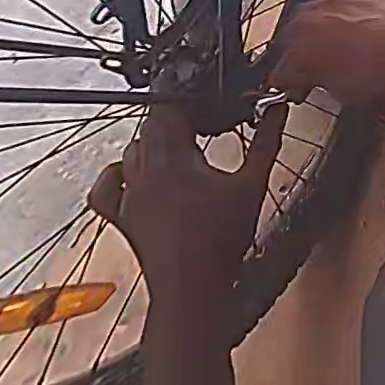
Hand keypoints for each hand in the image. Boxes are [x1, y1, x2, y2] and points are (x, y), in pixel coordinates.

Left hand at [87, 104, 285, 307]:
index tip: (208, 96)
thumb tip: (279, 107)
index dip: (187, 97)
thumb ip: (266, 140)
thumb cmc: (224, 237)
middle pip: (151, 126)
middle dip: (176, 115)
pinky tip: (136, 170)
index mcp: (175, 160)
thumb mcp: (253, 183)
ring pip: (133, 148)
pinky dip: (117, 172)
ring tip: (184, 141)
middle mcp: (145, 172)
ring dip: (155, 138)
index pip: (169, 110)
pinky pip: (105, 187)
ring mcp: (130, 195)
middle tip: (205, 117)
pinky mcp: (121, 216)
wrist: (194, 288)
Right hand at [269, 0, 384, 104]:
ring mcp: (320, 4)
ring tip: (328, 35)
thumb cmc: (381, 70)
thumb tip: (315, 79)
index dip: (292, 84)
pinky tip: (330, 5)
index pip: (280, 74)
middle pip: (288, 42)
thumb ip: (318, 83)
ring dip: (310, 27)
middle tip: (317, 63)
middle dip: (299, 55)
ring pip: (301, 15)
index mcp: (298, 57)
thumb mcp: (342, 92)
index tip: (302, 86)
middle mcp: (302, 27)